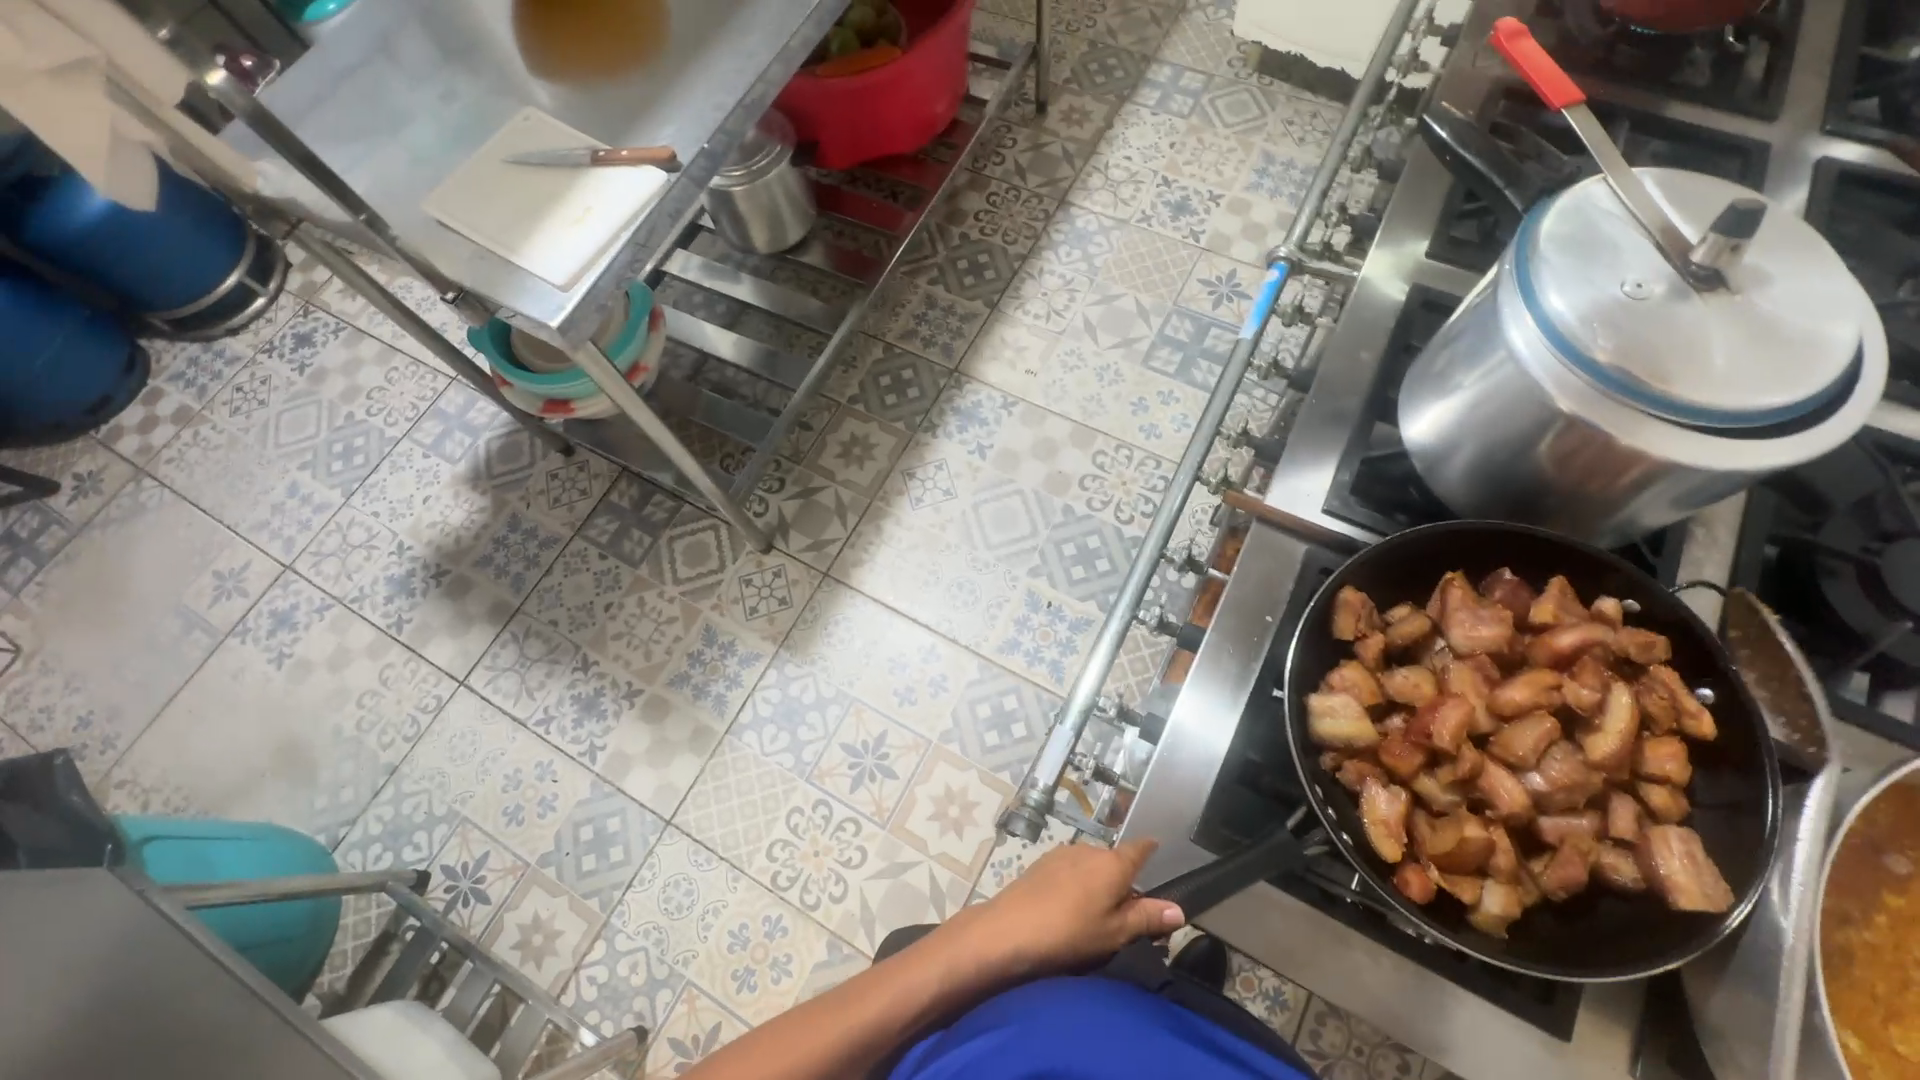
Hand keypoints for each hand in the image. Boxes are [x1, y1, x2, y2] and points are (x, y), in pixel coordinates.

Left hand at [948, 839, 1184, 979]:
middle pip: (1114, 861)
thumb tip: (1179, 909)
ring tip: (1094, 914)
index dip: (1149, 849)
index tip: (1156, 848)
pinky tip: (1067, 907)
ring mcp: (1062, 854)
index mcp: (1113, 863)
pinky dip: (1075, 883)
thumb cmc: (1071, 932)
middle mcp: (1089, 849)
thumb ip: (1146, 918)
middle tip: (1124, 911)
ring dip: (1096, 882)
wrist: (1010, 929)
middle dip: (1121, 879)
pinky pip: (1069, 870)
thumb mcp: (1115, 932)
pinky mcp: (1041, 864)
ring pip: (1089, 865)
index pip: (1139, 848)